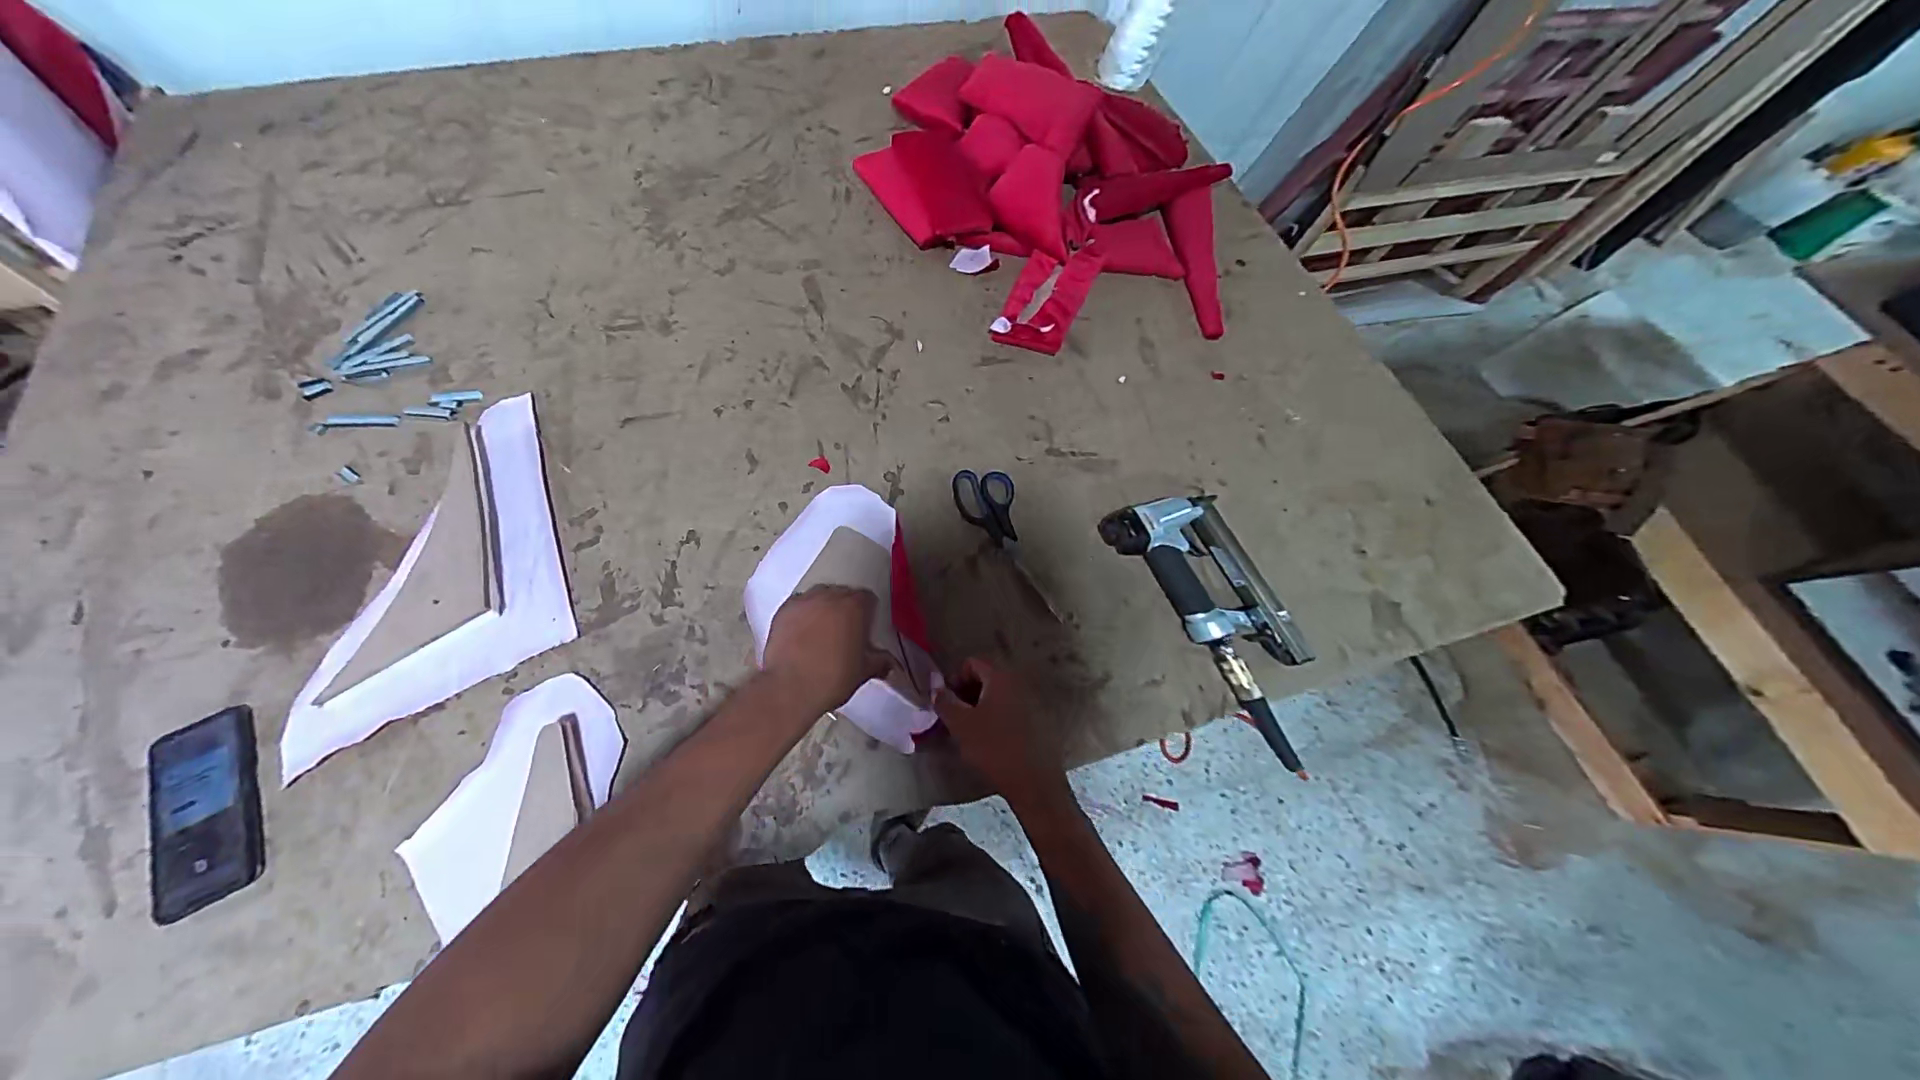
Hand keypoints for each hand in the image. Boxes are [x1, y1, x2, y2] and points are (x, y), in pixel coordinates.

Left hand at [761, 586, 893, 714]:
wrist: (790, 689)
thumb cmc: (829, 678)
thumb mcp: (864, 671)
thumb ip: (880, 661)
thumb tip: (887, 663)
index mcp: (855, 607)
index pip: (868, 598)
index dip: (869, 612)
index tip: (867, 624)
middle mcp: (829, 597)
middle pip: (843, 593)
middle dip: (846, 608)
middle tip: (846, 630)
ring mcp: (805, 602)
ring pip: (819, 596)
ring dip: (824, 608)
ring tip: (823, 630)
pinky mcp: (784, 611)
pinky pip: (798, 605)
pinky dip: (802, 615)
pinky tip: (803, 633)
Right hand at [933, 658, 1067, 808]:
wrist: (1033, 780)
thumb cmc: (993, 747)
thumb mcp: (960, 724)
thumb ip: (944, 701)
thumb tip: (936, 686)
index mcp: (1000, 677)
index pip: (971, 663)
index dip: (954, 679)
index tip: (947, 703)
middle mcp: (1018, 683)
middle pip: (986, 678)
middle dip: (966, 694)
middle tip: (955, 718)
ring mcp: (1031, 701)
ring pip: (998, 696)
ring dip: (980, 708)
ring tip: (970, 732)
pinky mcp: (1038, 721)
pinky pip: (1011, 710)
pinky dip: (997, 718)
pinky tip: (991, 741)